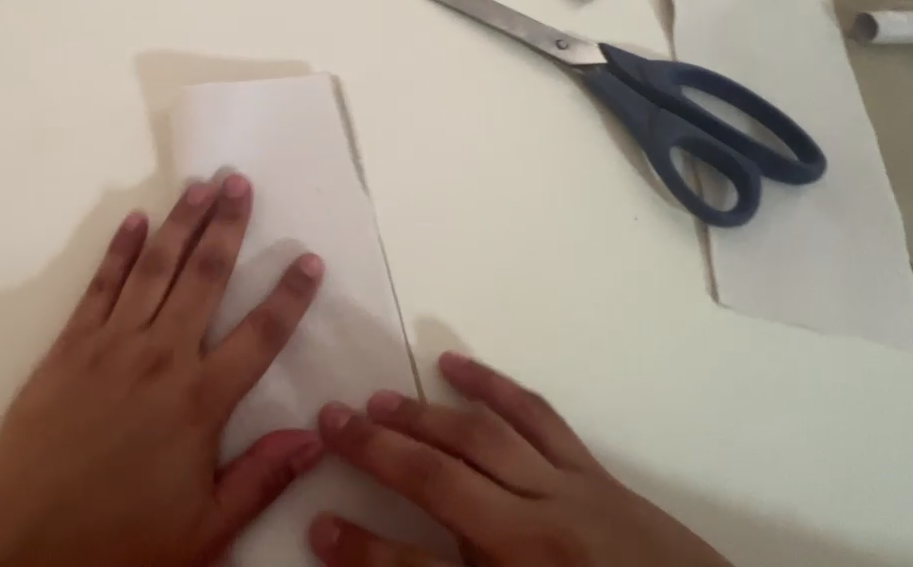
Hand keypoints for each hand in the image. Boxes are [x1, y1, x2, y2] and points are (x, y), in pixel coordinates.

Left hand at [0, 174, 326, 566]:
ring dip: (181, 222)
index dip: (290, 297)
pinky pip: (102, 284)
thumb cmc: (118, 535)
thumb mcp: (203, 530)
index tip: (309, 259)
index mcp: (201, 400)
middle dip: (227, 227)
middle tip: (241, 184)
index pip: (261, 336)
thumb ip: (260, 480)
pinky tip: (135, 220)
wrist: (22, 531)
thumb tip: (313, 438)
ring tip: (201, 186)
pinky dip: (120, 249)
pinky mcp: (74, 341)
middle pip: (205, 277)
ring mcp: (115, 341)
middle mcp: (163, 355)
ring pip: (156, 267)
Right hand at [310, 353, 730, 566]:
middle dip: (377, 450)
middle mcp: (538, 533)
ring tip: (376, 400)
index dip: (363, 551)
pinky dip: (493, 386)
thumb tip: (408, 562)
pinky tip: (455, 364)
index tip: (317, 527)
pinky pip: (537, 417)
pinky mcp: (596, 473)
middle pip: (439, 481)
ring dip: (422, 415)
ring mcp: (570, 493)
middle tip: (329, 420)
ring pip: (481, 439)